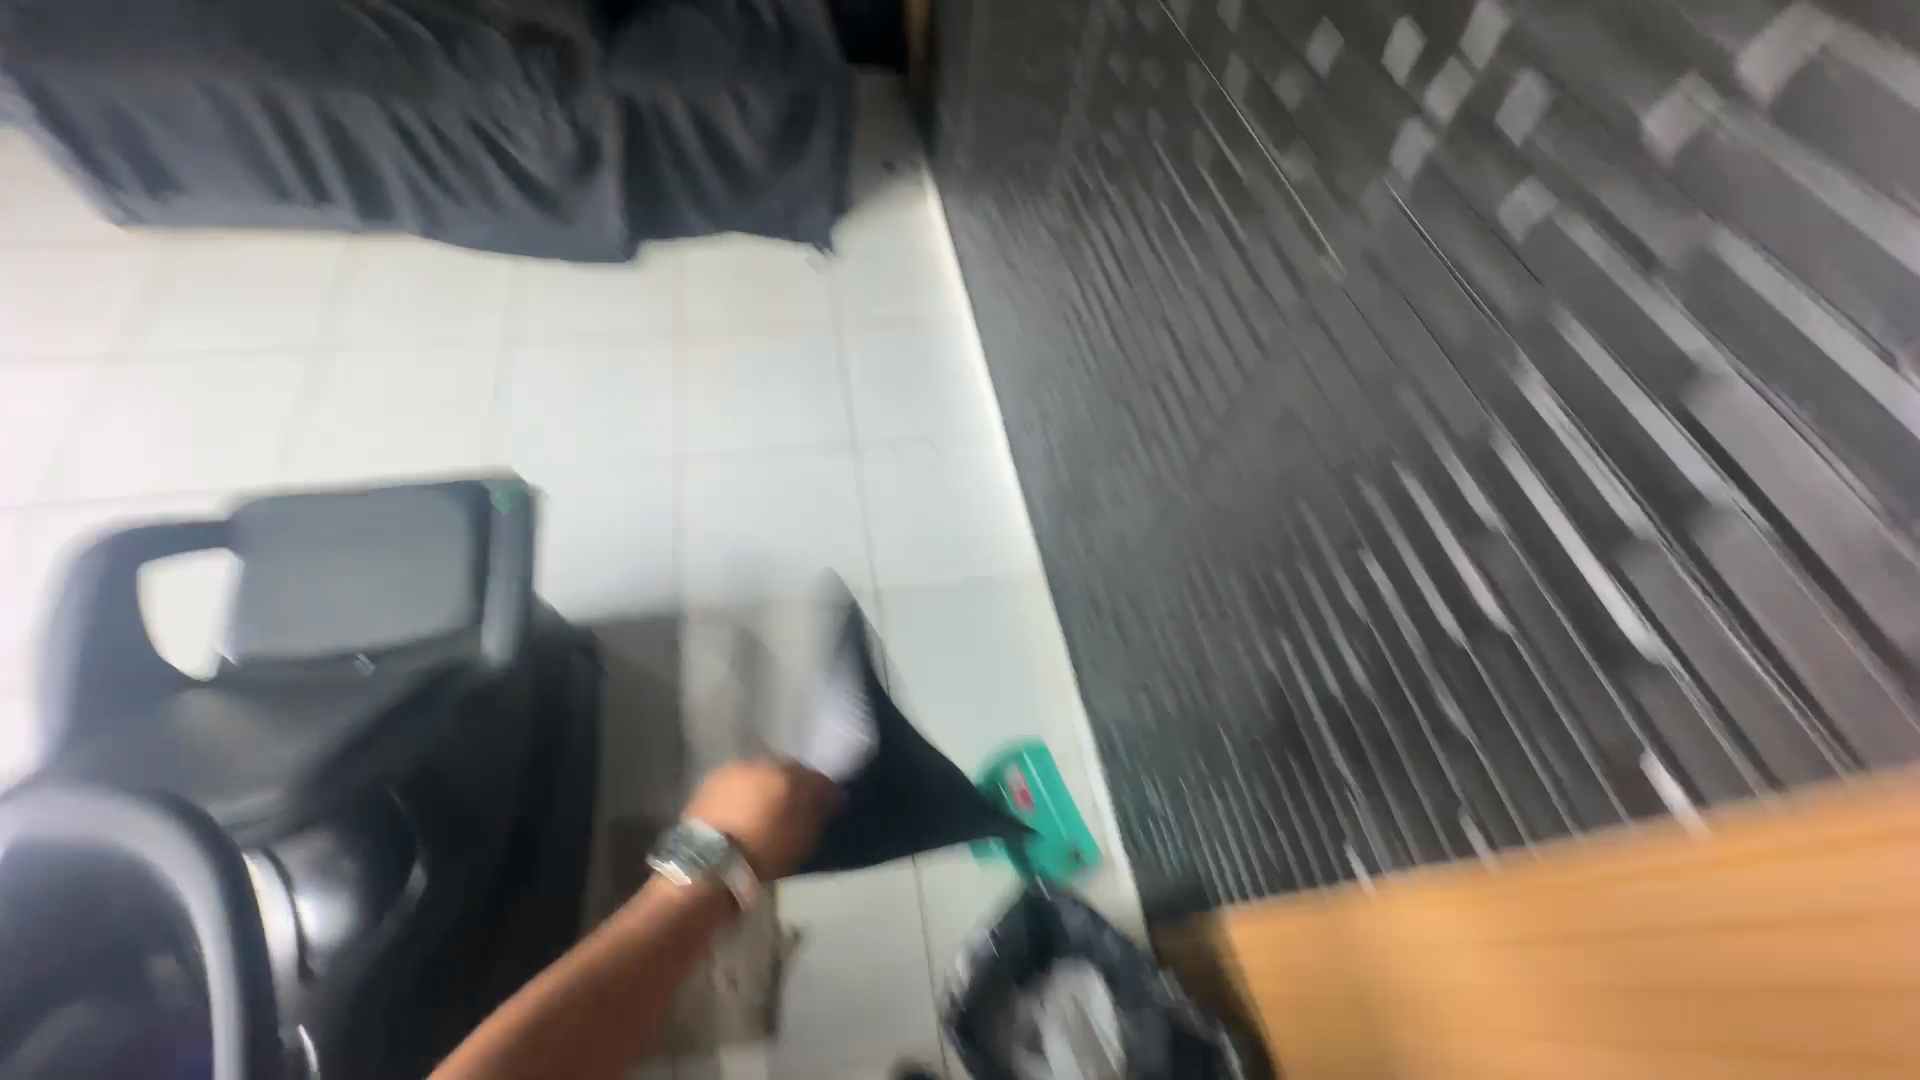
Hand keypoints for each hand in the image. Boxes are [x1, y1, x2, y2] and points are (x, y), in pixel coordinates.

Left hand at [682, 759, 841, 880]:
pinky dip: (743, 795)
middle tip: (796, 809)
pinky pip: (736, 785)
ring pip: (759, 775)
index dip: (822, 791)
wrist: (706, 866)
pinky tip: (743, 813)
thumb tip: (833, 794)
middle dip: (793, 786)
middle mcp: (761, 763)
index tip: (827, 805)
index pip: (815, 776)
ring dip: (765, 788)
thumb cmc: (762, 854)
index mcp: (788, 774)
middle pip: (786, 771)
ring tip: (767, 812)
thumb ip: (819, 810)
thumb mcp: (803, 839)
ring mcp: (733, 770)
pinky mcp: (709, 783)